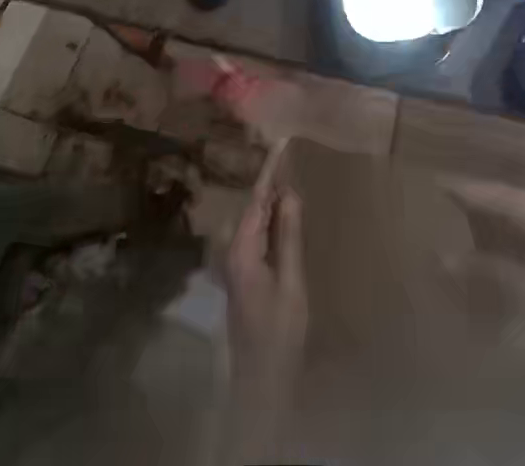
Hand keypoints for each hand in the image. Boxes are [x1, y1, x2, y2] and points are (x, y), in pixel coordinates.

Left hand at [226, 146, 306, 393]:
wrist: (260, 381)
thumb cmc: (279, 333)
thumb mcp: (291, 283)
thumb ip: (289, 237)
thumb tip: (290, 194)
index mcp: (242, 251)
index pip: (257, 200)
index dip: (270, 170)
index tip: (281, 143)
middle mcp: (232, 252)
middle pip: (252, 207)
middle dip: (270, 180)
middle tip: (290, 154)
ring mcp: (236, 264)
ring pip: (254, 221)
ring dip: (270, 199)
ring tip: (291, 175)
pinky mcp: (243, 275)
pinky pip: (256, 235)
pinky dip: (270, 219)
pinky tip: (285, 215)